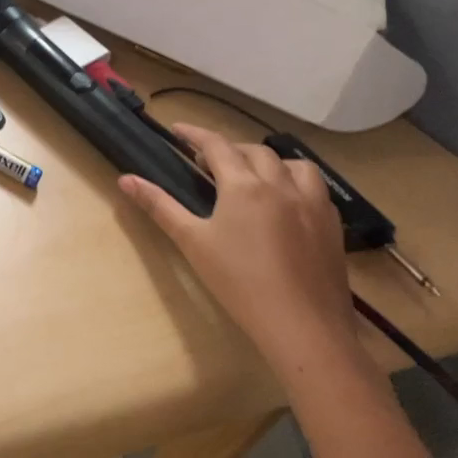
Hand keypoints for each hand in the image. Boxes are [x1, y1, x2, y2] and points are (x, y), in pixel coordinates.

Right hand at [119, 123, 356, 370]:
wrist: (303, 327)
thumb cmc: (239, 282)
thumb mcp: (191, 241)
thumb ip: (159, 205)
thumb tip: (125, 179)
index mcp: (244, 186)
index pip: (216, 145)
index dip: (195, 134)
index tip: (177, 130)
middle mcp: (281, 186)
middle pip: (255, 151)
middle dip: (229, 149)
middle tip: (208, 164)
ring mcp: (312, 206)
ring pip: (295, 165)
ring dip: (270, 162)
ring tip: (253, 176)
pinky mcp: (332, 228)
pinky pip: (317, 190)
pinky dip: (296, 183)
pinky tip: (285, 204)